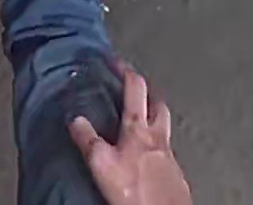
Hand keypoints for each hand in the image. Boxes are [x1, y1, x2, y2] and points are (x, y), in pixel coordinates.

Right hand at [68, 65, 191, 204]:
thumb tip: (75, 118)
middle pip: (158, 104)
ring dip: (154, 119)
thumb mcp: (101, 164)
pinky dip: (158, 149)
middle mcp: (158, 138)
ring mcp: (170, 159)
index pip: (135, 86)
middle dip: (147, 92)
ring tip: (142, 121)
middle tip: (136, 88)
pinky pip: (168, 155)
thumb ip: (87, 138)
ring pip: (165, 129)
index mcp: (138, 127)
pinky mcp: (178, 180)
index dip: (125, 70)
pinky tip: (149, 159)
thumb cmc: (134, 191)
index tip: (114, 61)